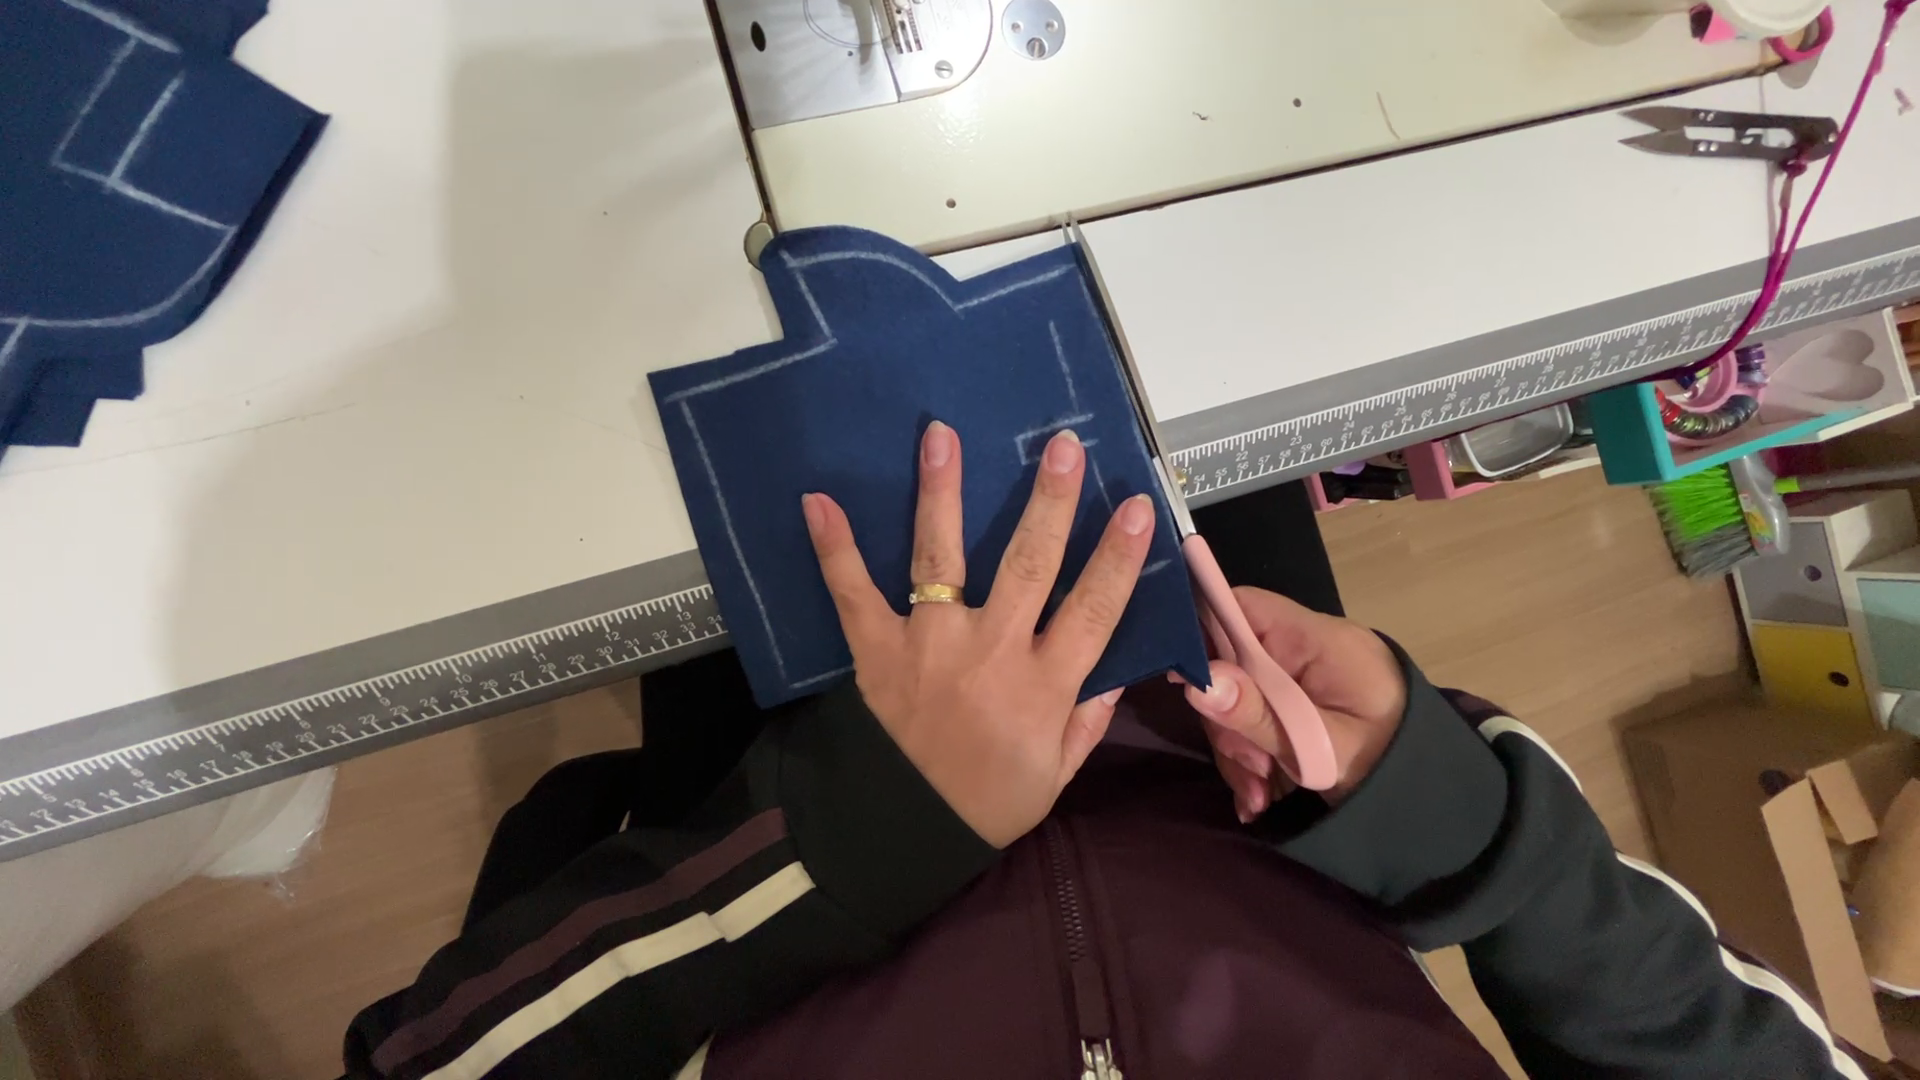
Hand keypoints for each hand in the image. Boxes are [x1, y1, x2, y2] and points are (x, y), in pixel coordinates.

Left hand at [802, 421, 1156, 847]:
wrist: (903, 830)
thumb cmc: (987, 802)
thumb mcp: (1055, 774)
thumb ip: (1087, 720)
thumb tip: (1116, 670)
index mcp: (1043, 685)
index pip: (1095, 609)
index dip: (1119, 557)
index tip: (1136, 505)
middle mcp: (991, 651)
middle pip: (1030, 564)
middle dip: (1050, 502)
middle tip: (1063, 444)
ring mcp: (929, 643)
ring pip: (942, 556)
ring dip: (943, 493)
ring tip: (941, 436)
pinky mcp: (877, 649)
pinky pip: (853, 593)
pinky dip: (835, 548)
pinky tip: (818, 501)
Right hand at [1179, 588, 1405, 819]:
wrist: (1443, 812)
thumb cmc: (1391, 770)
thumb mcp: (1321, 747)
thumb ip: (1258, 714)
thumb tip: (1197, 683)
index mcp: (1317, 640)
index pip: (1241, 605)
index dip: (1202, 631)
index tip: (1184, 679)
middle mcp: (1304, 650)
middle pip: (1231, 661)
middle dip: (1229, 719)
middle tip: (1251, 767)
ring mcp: (1299, 679)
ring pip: (1236, 698)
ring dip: (1239, 749)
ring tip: (1261, 794)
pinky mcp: (1296, 706)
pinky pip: (1254, 719)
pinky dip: (1251, 757)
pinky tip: (1262, 794)